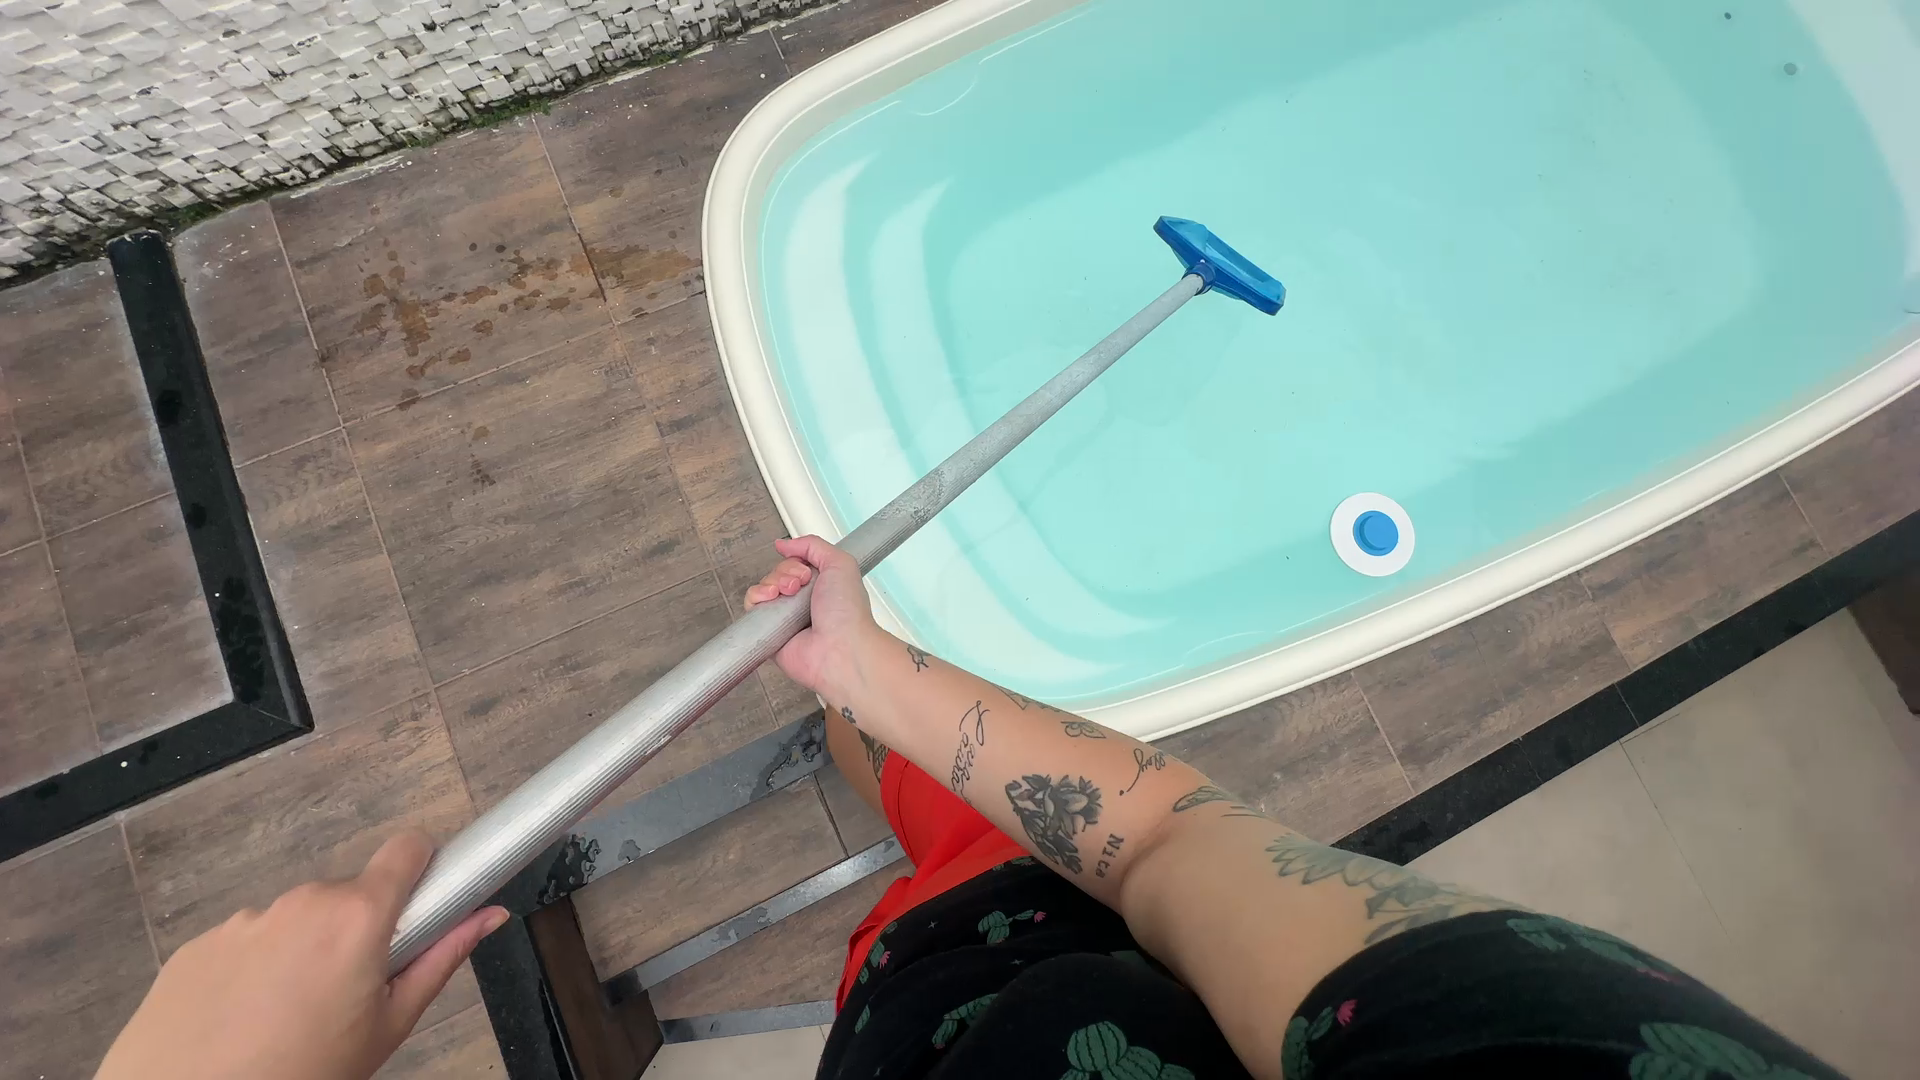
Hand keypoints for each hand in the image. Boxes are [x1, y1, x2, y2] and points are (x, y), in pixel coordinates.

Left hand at [96, 831, 508, 1079]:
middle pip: (350, 893)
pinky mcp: (191, 950)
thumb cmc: (306, 1073)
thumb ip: (445, 957)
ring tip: (282, 1014)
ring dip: (302, 948)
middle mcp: (303, 901)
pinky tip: (237, 1021)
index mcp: (359, 913)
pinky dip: (251, 969)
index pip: (408, 846)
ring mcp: (241, 923)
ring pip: (296, 919)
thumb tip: (495, 912)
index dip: (420, 867)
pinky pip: (244, 942)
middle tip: (345, 989)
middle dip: (356, 928)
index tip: (415, 907)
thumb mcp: (390, 1024)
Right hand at [744, 535, 883, 703]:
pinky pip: (752, 608)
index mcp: (821, 586)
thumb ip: (813, 546)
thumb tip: (784, 544)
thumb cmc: (847, 613)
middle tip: (799, 585)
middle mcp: (803, 602)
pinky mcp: (770, 632)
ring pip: (764, 588)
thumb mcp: (840, 563)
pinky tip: (770, 599)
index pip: (796, 563)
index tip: (808, 571)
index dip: (797, 562)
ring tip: (787, 594)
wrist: (840, 649)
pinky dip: (757, 598)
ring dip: (772, 583)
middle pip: (778, 573)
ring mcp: (786, 617)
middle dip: (785, 573)